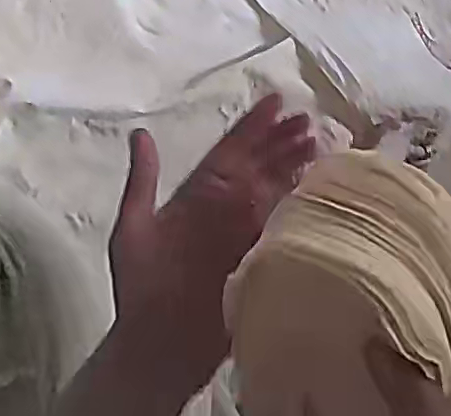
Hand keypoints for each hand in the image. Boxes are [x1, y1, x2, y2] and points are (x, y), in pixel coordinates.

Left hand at [103, 95, 317, 399]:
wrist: (155, 349)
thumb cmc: (140, 286)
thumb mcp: (133, 228)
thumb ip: (143, 180)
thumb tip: (140, 133)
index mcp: (199, 191)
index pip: (232, 148)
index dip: (253, 124)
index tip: (275, 100)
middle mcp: (226, 203)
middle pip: (260, 162)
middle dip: (282, 140)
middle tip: (307, 119)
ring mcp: (245, 228)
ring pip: (275, 187)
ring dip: (294, 164)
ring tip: (317, 143)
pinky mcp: (259, 254)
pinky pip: (282, 222)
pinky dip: (299, 203)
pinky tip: (315, 187)